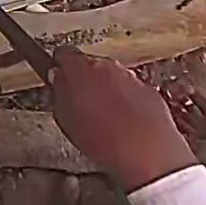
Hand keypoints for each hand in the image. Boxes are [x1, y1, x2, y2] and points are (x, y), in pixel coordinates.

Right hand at [50, 46, 196, 189]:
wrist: (147, 151)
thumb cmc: (102, 138)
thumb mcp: (65, 118)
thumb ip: (59, 91)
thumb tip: (57, 79)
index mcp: (80, 68)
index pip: (63, 53)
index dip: (59, 65)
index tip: (58, 77)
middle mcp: (106, 66)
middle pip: (89, 64)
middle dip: (84, 80)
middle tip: (79, 104)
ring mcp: (129, 77)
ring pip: (111, 77)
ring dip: (105, 90)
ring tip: (103, 120)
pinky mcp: (148, 91)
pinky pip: (131, 91)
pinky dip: (126, 102)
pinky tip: (123, 124)